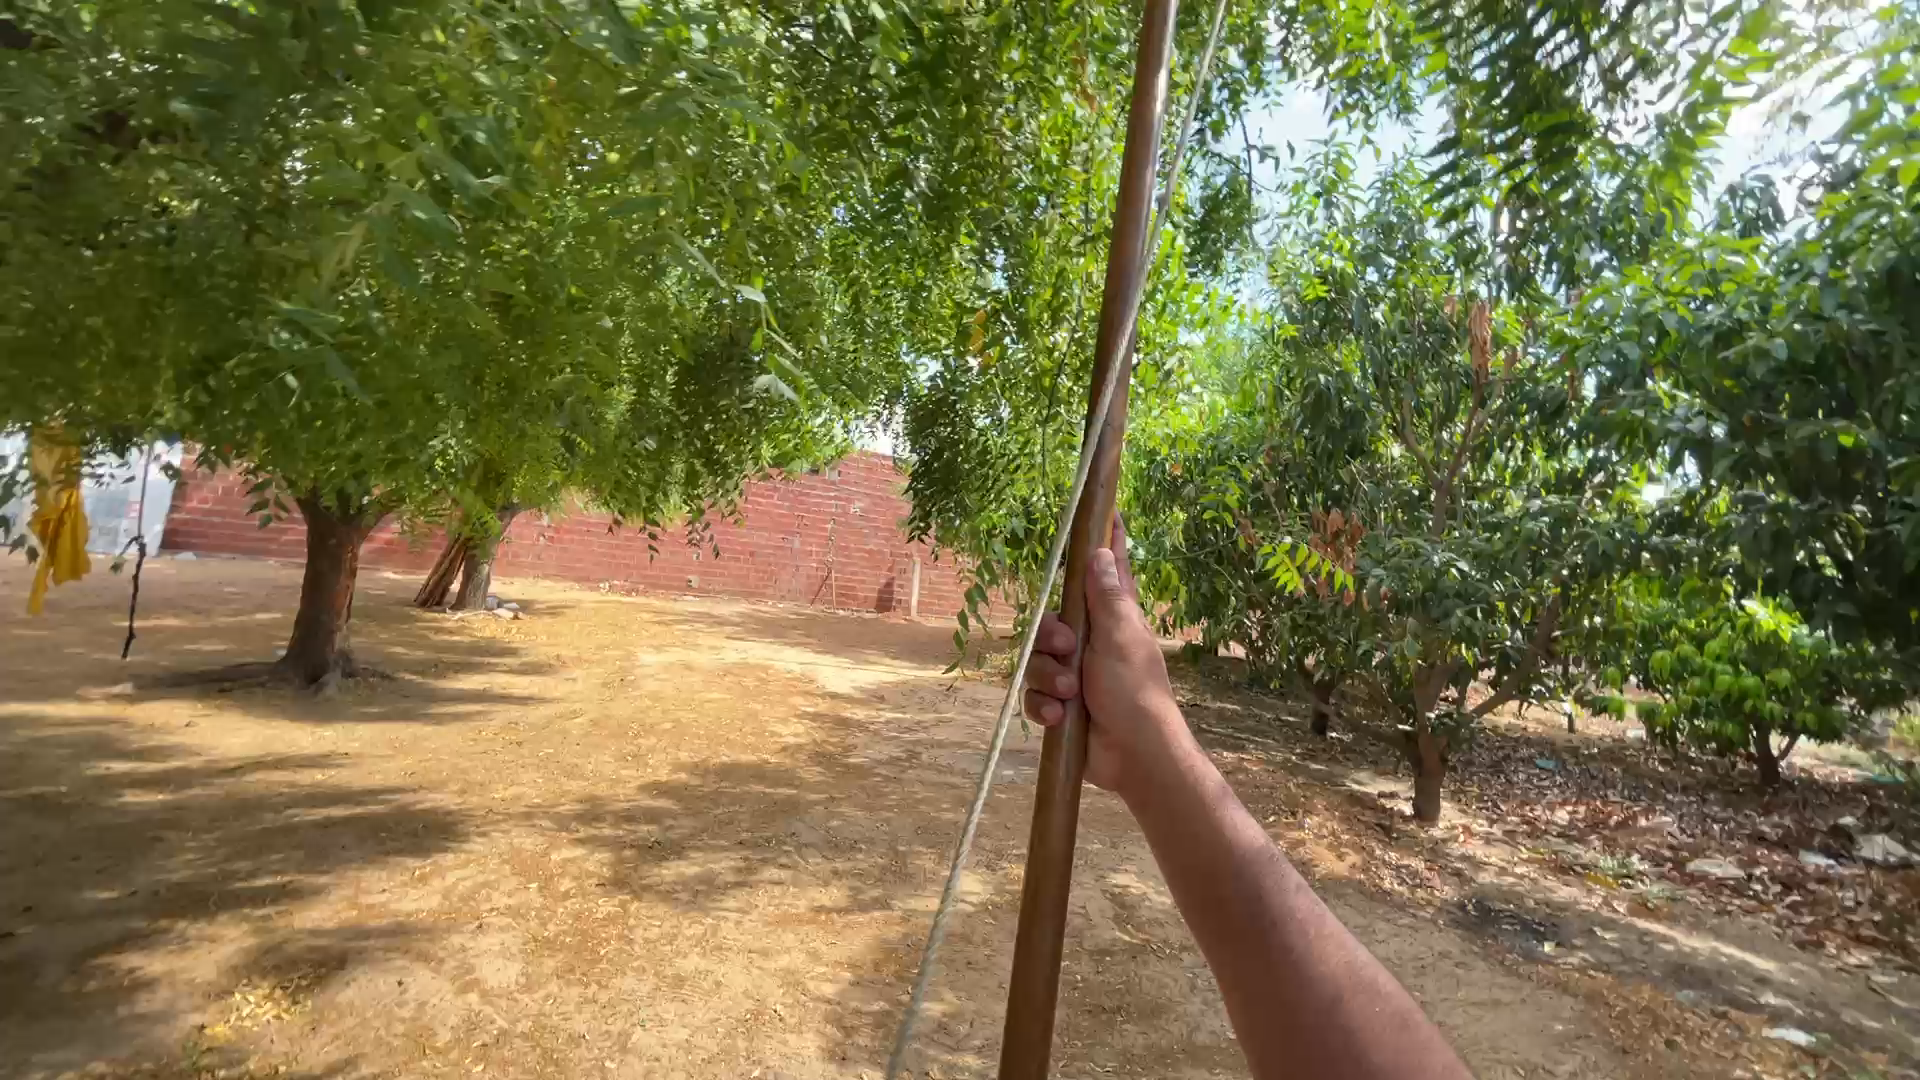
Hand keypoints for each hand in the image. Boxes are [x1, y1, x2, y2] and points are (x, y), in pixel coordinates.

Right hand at [1022, 517, 1191, 797]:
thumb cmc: (1135, 691)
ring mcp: (1073, 673)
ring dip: (1048, 676)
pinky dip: (1043, 705)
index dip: (1108, 543)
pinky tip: (1059, 715)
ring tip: (1068, 692)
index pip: (1108, 571)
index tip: (1108, 513)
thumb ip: (1104, 597)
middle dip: (1051, 637)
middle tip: (1067, 649)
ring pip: (1037, 659)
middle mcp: (1091, 641)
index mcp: (1112, 619)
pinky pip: (1033, 694)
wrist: (1133, 756)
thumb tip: (1101, 551)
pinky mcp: (1060, 704)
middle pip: (1051, 619)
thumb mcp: (1120, 637)